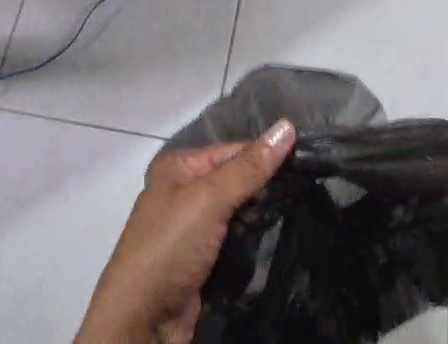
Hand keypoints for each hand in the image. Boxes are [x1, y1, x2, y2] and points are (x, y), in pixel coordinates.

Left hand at [77, 119, 296, 342]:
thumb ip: (249, 167)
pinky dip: (251, 239)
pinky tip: (275, 236)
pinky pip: (233, 238)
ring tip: (299, 208)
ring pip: (237, 210)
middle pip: (236, 178)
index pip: (234, 150)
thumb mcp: (209, 200)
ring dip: (260, 214)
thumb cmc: (170, 248)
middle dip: (266, 185)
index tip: (307, 162)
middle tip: (307, 187)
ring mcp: (190, 227)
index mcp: (178, 167)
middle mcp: (182, 191)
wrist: (140, 322)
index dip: (268, 154)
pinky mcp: (199, 258)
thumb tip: (287, 125)